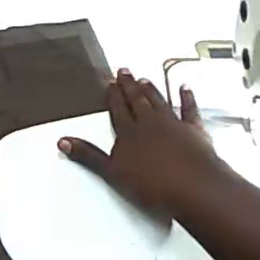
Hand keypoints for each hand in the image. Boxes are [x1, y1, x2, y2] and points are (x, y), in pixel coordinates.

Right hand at [59, 70, 231, 218]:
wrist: (193, 188)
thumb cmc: (154, 184)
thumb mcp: (112, 172)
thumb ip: (88, 155)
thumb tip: (64, 143)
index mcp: (129, 132)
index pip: (117, 109)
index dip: (113, 95)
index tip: (110, 83)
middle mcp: (150, 123)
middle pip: (137, 100)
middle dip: (129, 85)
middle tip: (125, 71)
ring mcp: (173, 124)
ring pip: (159, 101)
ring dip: (151, 89)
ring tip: (145, 79)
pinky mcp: (195, 131)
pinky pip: (190, 110)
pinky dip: (187, 98)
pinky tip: (185, 89)